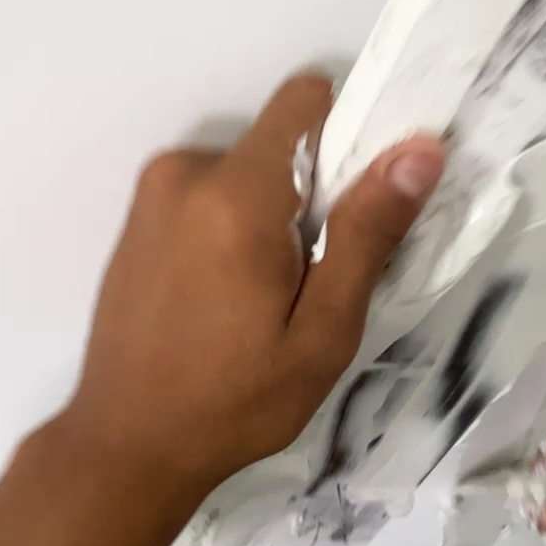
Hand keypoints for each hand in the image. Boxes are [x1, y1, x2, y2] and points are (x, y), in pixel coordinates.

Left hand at [52, 73, 445, 506]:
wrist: (128, 445)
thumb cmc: (236, 401)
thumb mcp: (323, 332)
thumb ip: (367, 233)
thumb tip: (418, 151)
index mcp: (235, 194)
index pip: (306, 99)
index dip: (349, 134)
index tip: (360, 200)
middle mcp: (184, 173)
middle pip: (279, 142)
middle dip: (312, 193)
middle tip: (312, 276)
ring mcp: (151, 195)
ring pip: (246, 170)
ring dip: (272, 215)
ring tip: (265, 295)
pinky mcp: (137, 219)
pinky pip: (208, 193)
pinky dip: (233, 226)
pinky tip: (225, 296)